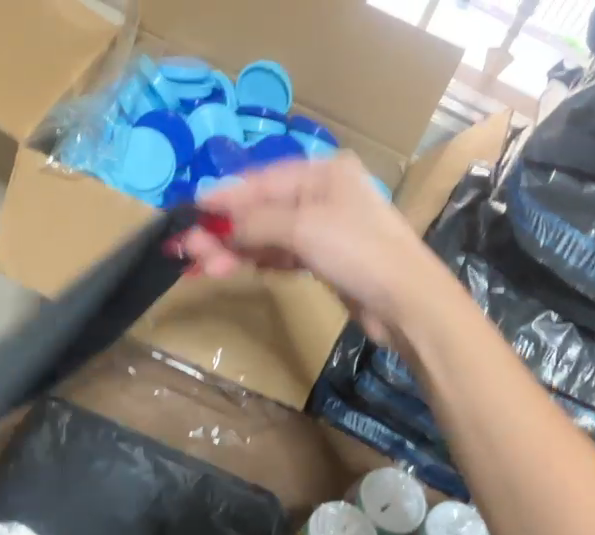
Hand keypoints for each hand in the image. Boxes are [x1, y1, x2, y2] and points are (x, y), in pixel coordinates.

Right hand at [174, 154, 450, 344]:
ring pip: (268, 236)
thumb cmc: (359, 252)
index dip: (223, 199)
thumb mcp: (303, 228)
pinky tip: (233, 269)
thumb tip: (216, 223)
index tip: (188, 215)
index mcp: (322, 172)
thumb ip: (256, 222)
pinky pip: (282, 256)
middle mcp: (323, 194)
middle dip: (224, 231)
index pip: (260, 181)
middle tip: (188, 252)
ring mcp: (325, 229)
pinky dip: (258, 262)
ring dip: (235, 250)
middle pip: (261, 210)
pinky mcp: (326, 261)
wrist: (406, 302)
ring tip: (202, 267)